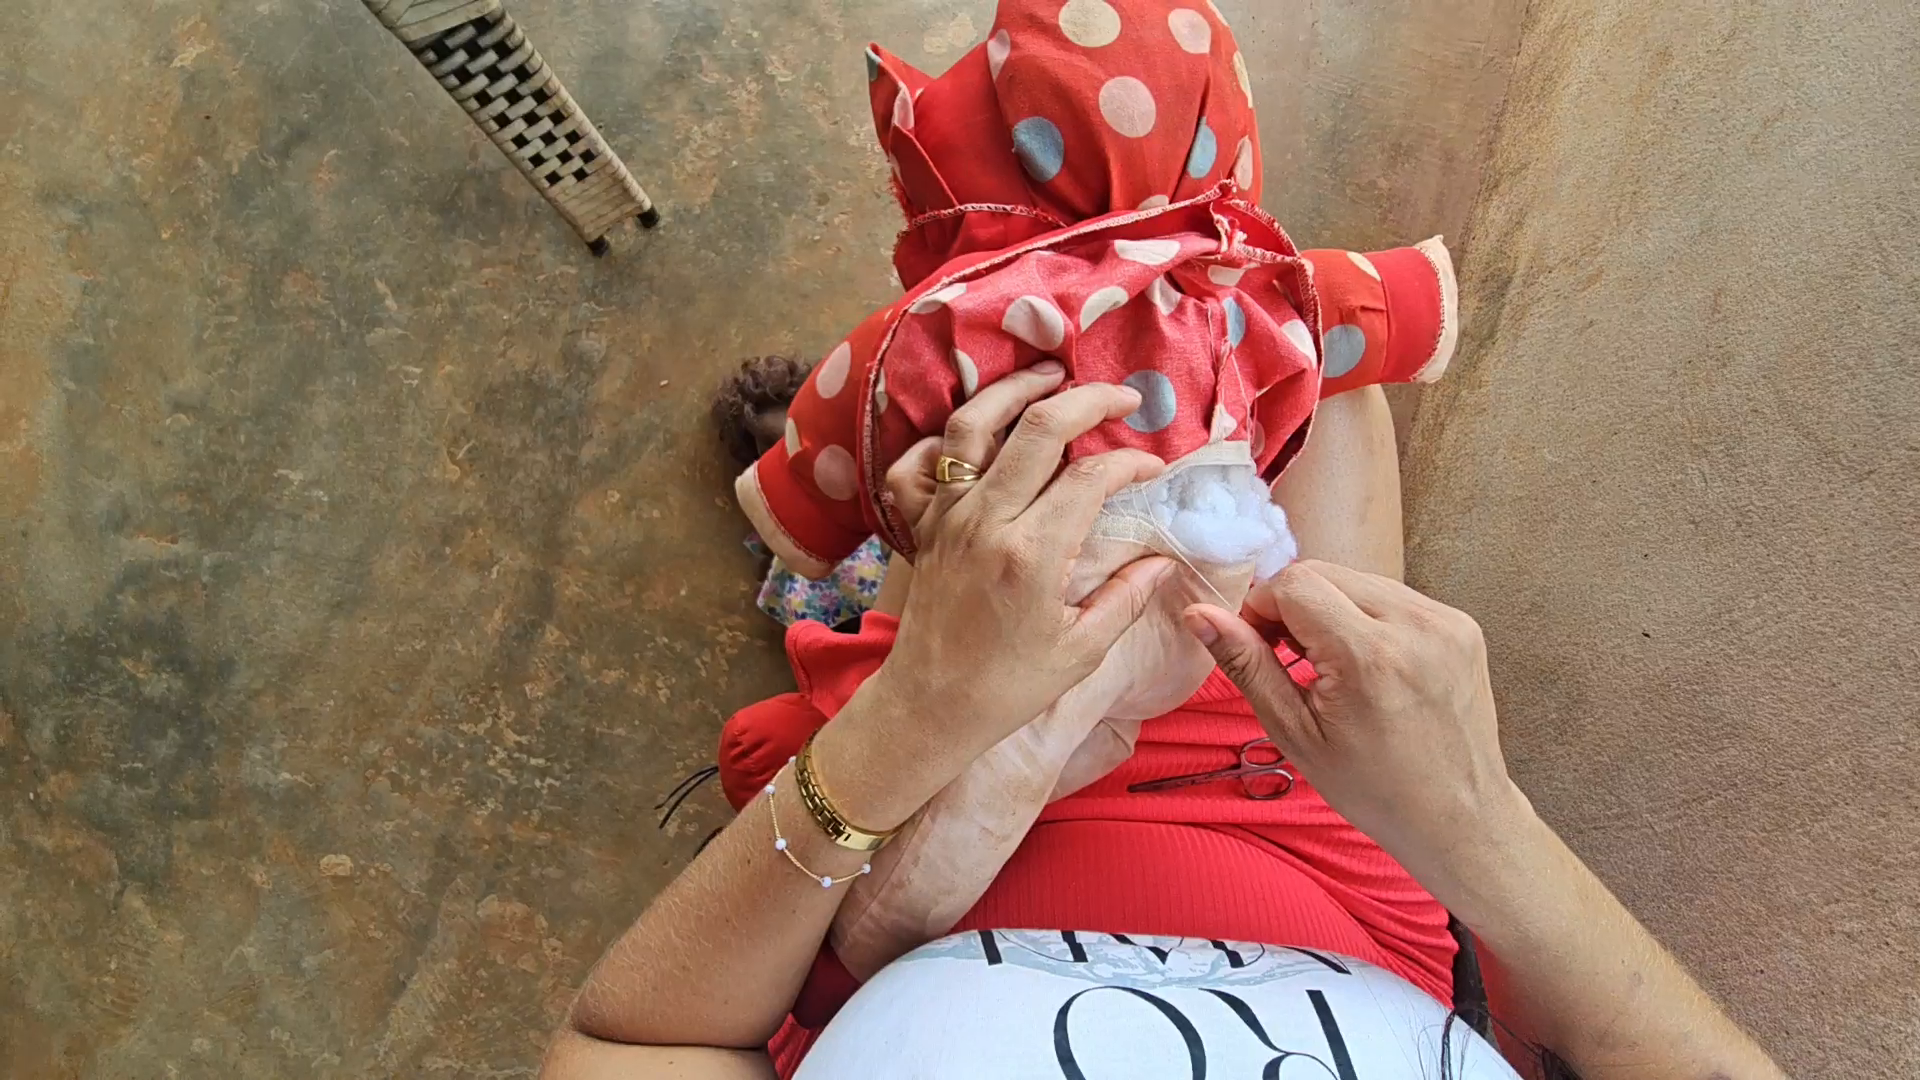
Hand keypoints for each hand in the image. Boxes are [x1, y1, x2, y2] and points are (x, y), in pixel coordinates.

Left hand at [860, 368, 1173, 784]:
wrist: (930, 705)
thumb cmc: (1008, 686)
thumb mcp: (1081, 650)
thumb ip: (1127, 596)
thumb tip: (1163, 557)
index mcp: (1032, 554)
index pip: (1092, 477)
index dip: (1132, 462)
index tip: (1153, 470)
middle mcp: (986, 520)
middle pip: (1039, 428)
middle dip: (1088, 400)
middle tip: (1122, 398)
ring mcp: (948, 516)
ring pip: (973, 425)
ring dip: (1014, 390)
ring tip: (1050, 377)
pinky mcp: (923, 524)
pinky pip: (922, 463)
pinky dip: (945, 439)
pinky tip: (975, 433)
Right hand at [1183, 560, 1529, 883]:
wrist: (1461, 819)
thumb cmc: (1372, 786)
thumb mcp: (1292, 731)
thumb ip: (1245, 663)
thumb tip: (1197, 614)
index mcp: (1369, 656)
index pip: (1293, 583)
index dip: (1261, 607)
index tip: (1259, 646)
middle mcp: (1414, 625)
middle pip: (1321, 572)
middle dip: (1289, 604)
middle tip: (1286, 655)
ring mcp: (1445, 621)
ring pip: (1353, 578)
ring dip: (1324, 606)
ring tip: (1324, 661)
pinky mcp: (1460, 624)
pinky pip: (1388, 594)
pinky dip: (1359, 614)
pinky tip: (1359, 658)